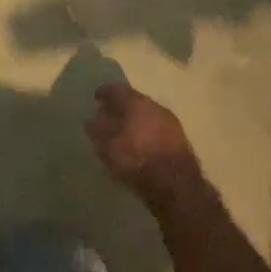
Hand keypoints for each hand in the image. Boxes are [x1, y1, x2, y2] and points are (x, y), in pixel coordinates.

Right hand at [86, 83, 201, 202]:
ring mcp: (170, 122)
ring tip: (121, 131)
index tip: (96, 97)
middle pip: (134, 101)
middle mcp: (155, 107)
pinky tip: (139, 143)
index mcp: (136, 103)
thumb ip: (98, 130)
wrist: (175, 182)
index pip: (117, 89)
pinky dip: (145, 131)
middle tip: (107, 115)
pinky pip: (156, 128)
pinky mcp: (179, 138)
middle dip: (120, 107)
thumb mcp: (108, 146)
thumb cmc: (135, 159)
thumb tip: (91, 120)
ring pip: (147, 115)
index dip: (104, 92)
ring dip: (134, 120)